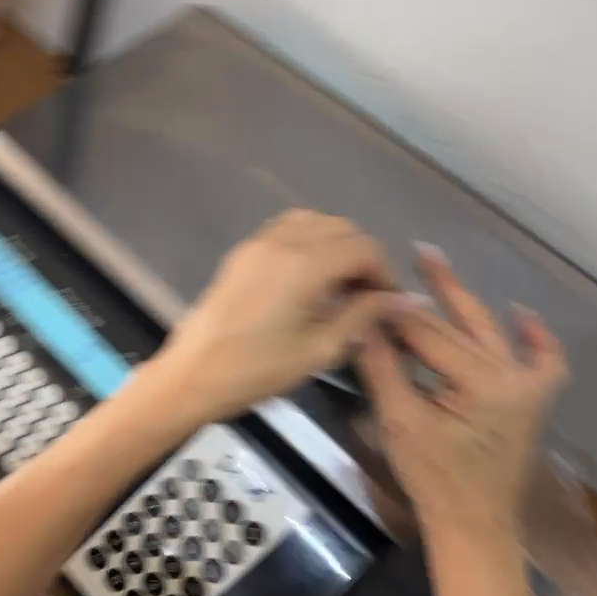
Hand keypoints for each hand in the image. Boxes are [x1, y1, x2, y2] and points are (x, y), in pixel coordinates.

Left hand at [151, 211, 395, 424]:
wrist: (192, 374)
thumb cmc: (256, 369)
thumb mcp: (319, 348)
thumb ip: (363, 315)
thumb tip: (405, 299)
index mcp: (303, 264)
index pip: (363, 248)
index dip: (383, 273)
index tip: (386, 303)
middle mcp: (279, 242)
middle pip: (340, 227)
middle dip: (361, 256)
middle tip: (365, 295)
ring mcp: (255, 244)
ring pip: (311, 221)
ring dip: (334, 244)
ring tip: (338, 284)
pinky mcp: (239, 254)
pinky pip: (283, 230)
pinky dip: (306, 240)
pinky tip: (308, 277)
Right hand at [355, 245, 567, 544]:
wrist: (474, 524)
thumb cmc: (432, 478)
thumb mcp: (398, 421)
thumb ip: (382, 367)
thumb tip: (359, 321)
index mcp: (482, 381)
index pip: (424, 332)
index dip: (389, 310)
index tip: (361, 286)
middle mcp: (512, 375)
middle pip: (453, 327)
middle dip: (419, 298)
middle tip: (393, 259)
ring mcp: (527, 387)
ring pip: (488, 331)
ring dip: (462, 299)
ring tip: (435, 263)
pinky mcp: (531, 400)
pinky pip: (542, 360)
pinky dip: (533, 335)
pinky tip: (520, 313)